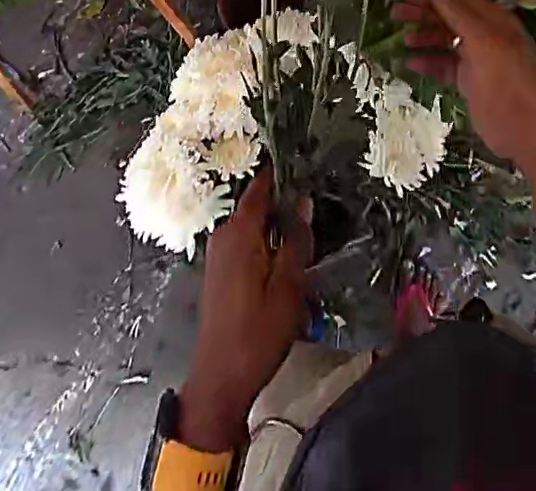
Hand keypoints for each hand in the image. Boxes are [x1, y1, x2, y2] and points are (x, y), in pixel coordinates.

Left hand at [177, 169, 313, 452]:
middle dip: (283, 198)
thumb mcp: (289, 286)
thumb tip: (302, 201)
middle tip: (316, 195)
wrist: (221, 378)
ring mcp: (219, 253)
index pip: (260, 187)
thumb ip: (296, 240)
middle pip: (256, 204)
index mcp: (239, 233)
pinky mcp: (220, 270)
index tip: (303, 157)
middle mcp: (224, 235)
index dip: (280, 171)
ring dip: (276, 222)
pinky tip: (287, 251)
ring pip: (252, 224)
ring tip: (307, 223)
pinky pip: (246, 241)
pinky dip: (265, 239)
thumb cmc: (258, 333)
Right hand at [392, 0, 535, 167]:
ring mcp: (478, 60)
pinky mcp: (470, 82)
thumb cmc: (508, 81)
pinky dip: (430, 62)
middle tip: (395, 13)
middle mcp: (486, 36)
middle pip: (451, 16)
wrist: (526, 132)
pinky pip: (446, 66)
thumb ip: (459, 13)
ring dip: (425, 36)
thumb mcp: (484, 42)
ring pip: (447, 41)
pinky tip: (411, 63)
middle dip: (424, 13)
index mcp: (494, 20)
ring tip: (403, 39)